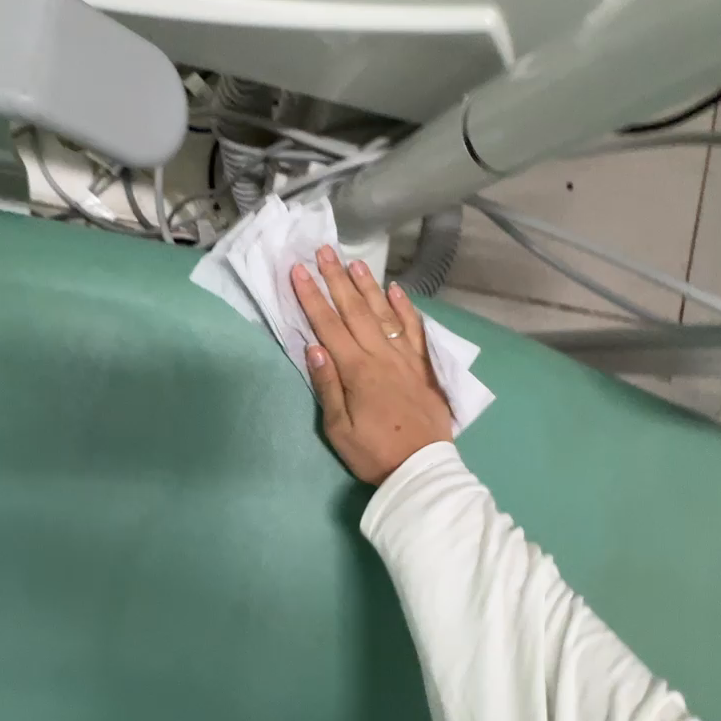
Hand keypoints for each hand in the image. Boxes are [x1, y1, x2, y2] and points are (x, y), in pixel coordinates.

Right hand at [290, 246, 453, 484]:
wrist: (423, 469)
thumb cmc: (374, 453)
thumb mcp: (339, 429)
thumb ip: (327, 385)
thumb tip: (312, 347)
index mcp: (356, 370)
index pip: (327, 326)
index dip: (311, 297)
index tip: (297, 271)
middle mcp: (381, 355)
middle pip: (354, 310)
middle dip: (336, 279)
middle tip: (323, 251)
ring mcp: (405, 358)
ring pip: (384, 313)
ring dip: (367, 286)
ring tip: (354, 262)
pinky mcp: (423, 366)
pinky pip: (414, 330)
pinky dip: (405, 307)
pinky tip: (397, 290)